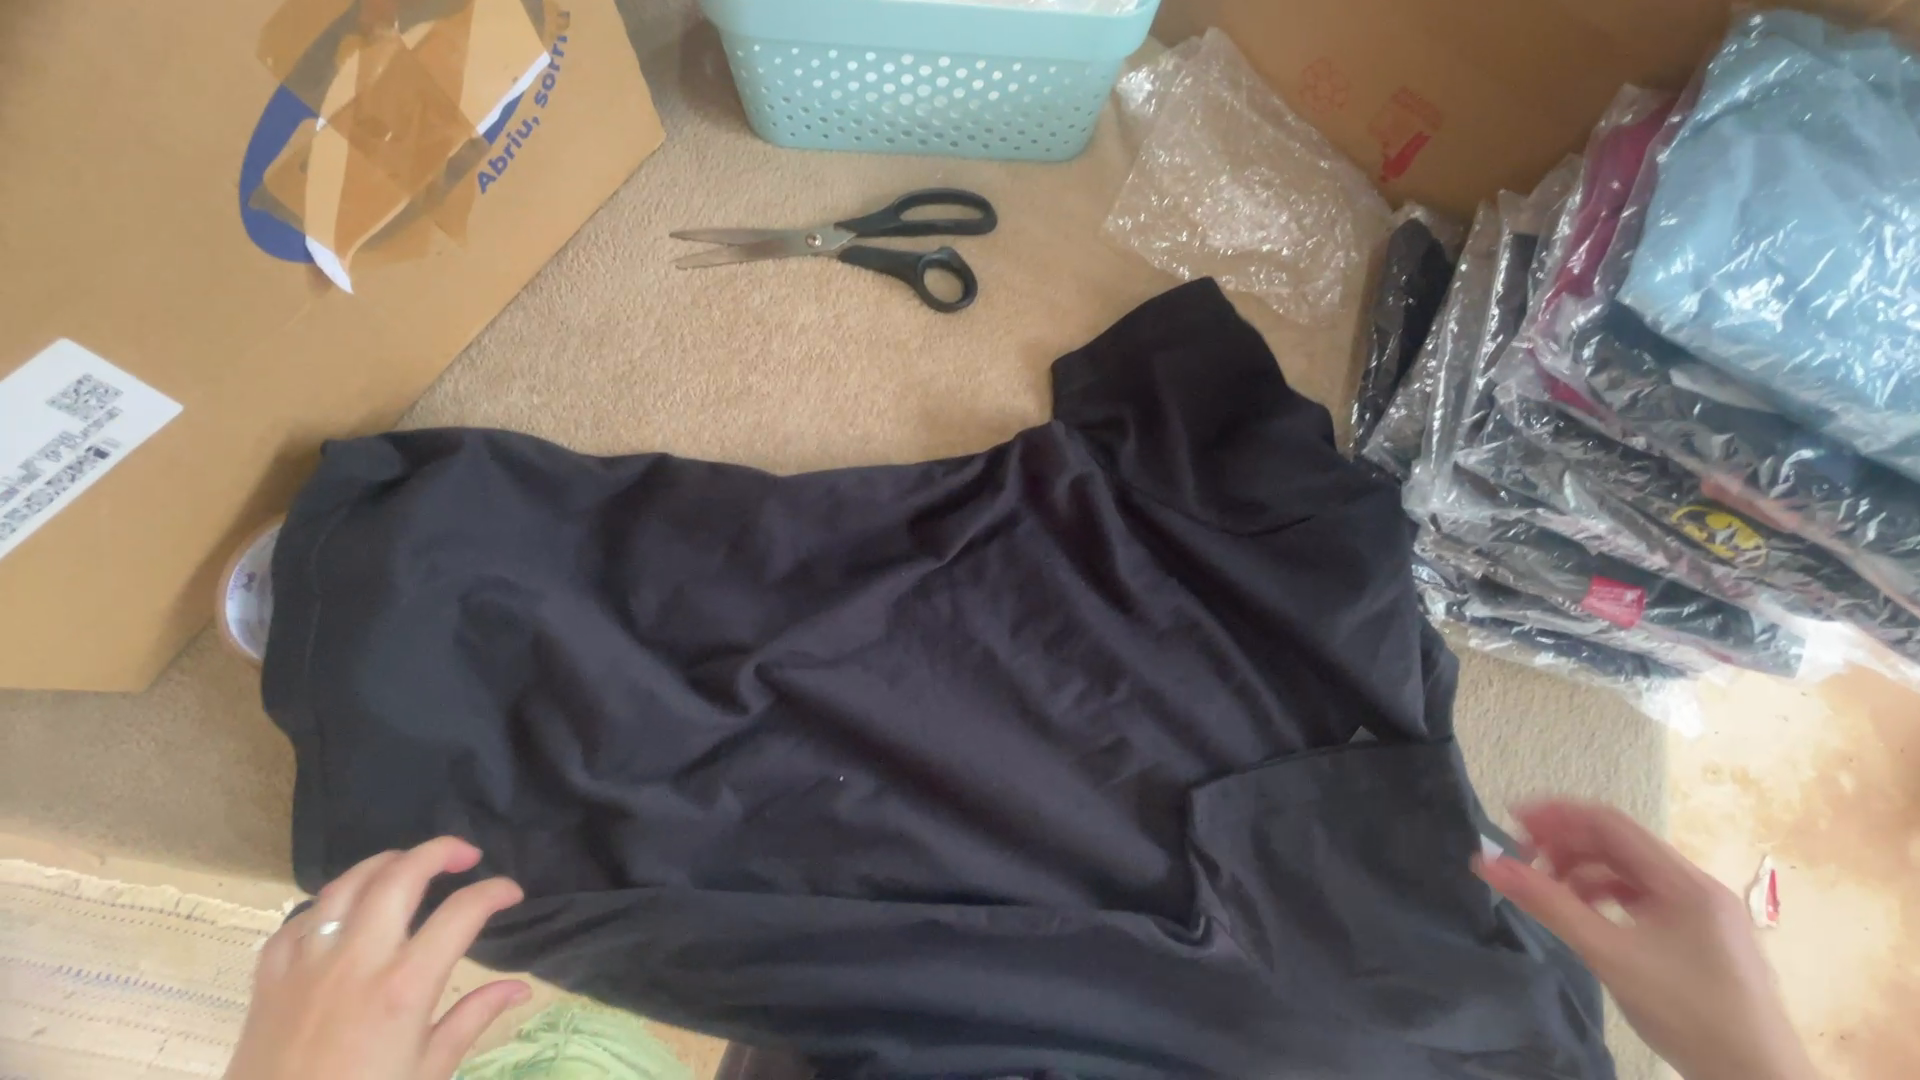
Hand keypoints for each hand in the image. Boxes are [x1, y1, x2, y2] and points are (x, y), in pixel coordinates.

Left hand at [225, 837, 528, 1079]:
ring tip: (410, 865)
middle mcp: (358, 961)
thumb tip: (520, 988)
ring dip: (386, 862)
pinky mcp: (268, 982)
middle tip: (467, 856)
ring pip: (347, 884)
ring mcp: (307, 967)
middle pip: (402, 876)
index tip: (511, 894)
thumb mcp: (428, 1073)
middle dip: (442, 851)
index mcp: (405, 985)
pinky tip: (346, 912)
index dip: (495, 891)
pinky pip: (298, 921)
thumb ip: (472, 1018)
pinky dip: (328, 904)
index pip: (463, 911)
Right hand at [1473, 801, 1815, 1079]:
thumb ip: (1546, 903)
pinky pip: (1642, 895)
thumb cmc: (1687, 1014)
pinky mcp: (1701, 935)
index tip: (1511, 824)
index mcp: (1685, 883)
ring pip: (1628, 869)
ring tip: (1547, 888)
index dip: (1556, 815)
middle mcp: (1698, 887)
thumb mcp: (1608, 955)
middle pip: (1618, 843)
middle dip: (1564, 843)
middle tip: (1521, 858)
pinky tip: (1583, 912)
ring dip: (1581, 868)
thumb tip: (1486, 862)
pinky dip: (1604, 892)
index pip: (1610, 823)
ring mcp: (1703, 912)